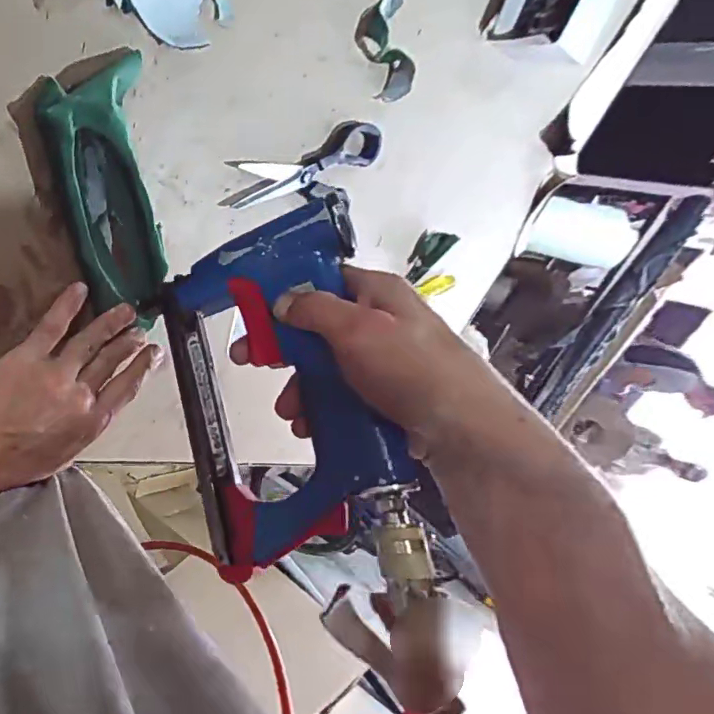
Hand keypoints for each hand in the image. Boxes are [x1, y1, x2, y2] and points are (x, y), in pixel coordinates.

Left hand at [0, 283, 161, 499]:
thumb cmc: (15, 463)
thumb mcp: (61, 456)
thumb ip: (80, 431)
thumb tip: (86, 417)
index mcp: (91, 422)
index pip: (126, 388)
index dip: (142, 368)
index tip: (153, 354)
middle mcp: (81, 394)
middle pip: (111, 361)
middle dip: (128, 343)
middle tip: (139, 329)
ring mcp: (57, 372)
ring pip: (91, 341)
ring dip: (110, 323)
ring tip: (125, 310)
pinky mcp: (29, 356)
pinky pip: (53, 325)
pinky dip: (68, 305)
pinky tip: (81, 289)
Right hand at [230, 266, 529, 462]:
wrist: (463, 433)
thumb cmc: (416, 371)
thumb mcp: (358, 329)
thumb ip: (314, 310)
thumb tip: (283, 301)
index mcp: (376, 294)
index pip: (320, 281)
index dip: (284, 295)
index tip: (255, 314)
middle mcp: (377, 323)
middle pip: (314, 328)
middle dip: (283, 350)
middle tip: (251, 360)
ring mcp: (380, 361)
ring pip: (322, 367)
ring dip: (299, 388)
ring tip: (291, 411)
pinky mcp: (381, 395)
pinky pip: (337, 396)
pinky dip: (318, 409)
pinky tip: (310, 425)